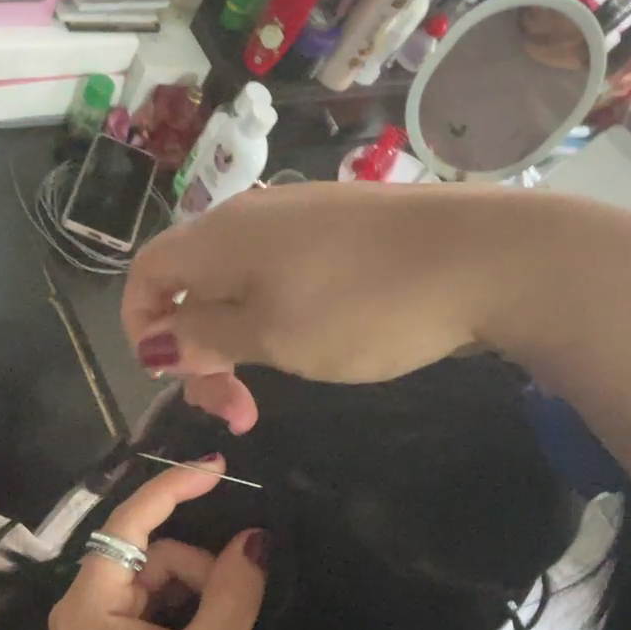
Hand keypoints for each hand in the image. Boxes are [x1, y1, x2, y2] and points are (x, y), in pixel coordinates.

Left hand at [46, 456, 267, 629]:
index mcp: (88, 604)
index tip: (217, 470)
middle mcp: (80, 605)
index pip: (127, 525)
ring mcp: (92, 625)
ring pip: (155, 580)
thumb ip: (232, 596)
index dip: (172, 490)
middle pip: (149, 556)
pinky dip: (182, 613)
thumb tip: (255, 539)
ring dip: (194, 597)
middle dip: (196, 573)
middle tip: (228, 618)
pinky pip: (151, 605)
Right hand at [122, 181, 541, 431]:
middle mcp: (248, 218)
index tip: (175, 381)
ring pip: (234, 285)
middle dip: (196, 353)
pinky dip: (271, 318)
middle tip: (235, 411)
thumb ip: (203, 338)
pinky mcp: (338, 228)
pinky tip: (308, 345)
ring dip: (235, 343)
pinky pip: (276, 275)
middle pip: (189, 286)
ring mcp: (298, 219)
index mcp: (219, 238)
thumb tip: (155, 343)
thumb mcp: (269, 337)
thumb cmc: (363, 306)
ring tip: (269, 388)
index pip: (145, 274)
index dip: (141, 328)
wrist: (489, 257)